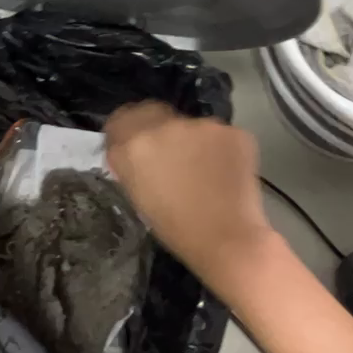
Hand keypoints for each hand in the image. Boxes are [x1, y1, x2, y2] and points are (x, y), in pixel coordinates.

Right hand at [105, 102, 278, 293]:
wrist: (227, 238)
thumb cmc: (175, 227)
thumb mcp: (137, 194)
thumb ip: (130, 163)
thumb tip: (131, 148)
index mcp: (134, 146)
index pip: (121, 118)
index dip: (127, 129)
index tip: (134, 141)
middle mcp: (164, 127)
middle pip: (154, 113)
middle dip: (159, 129)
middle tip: (171, 154)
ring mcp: (201, 125)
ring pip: (190, 126)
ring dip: (192, 140)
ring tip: (203, 170)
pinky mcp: (231, 130)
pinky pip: (218, 135)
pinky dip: (218, 148)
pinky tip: (224, 171)